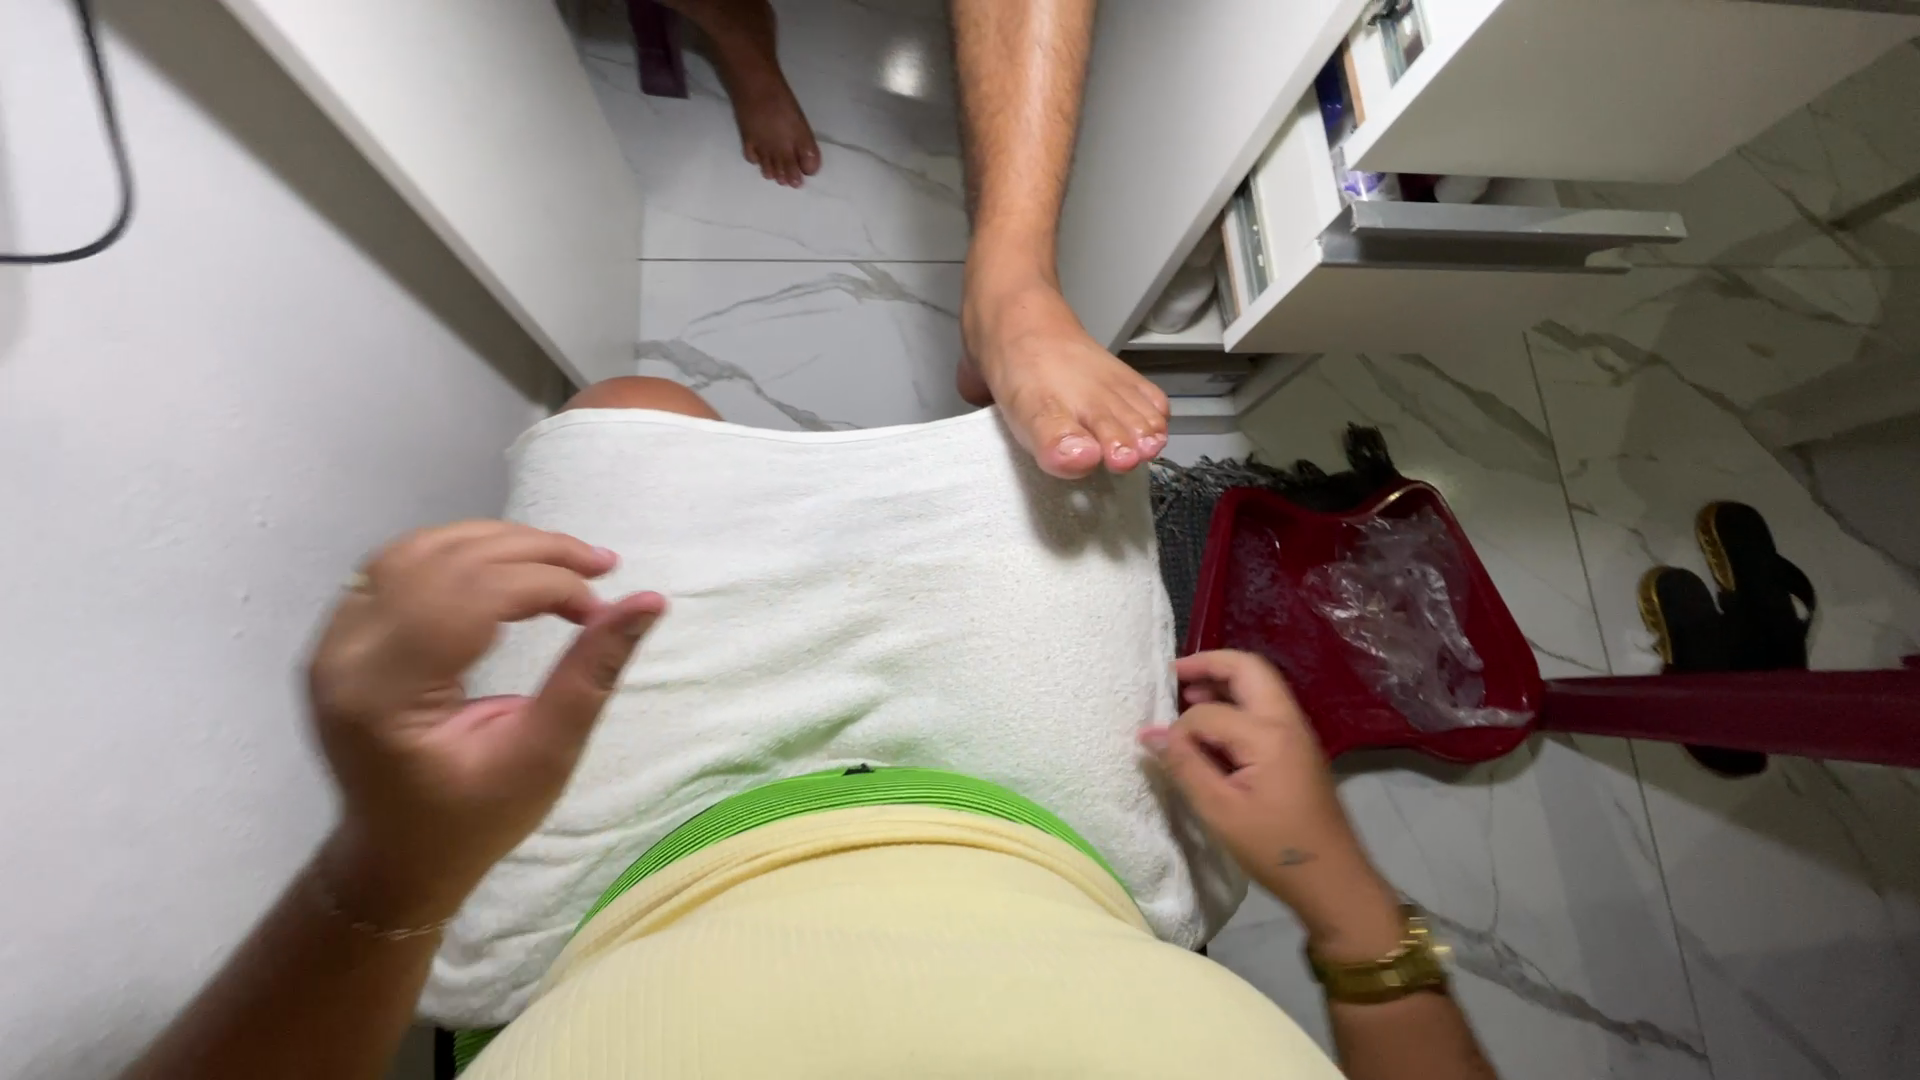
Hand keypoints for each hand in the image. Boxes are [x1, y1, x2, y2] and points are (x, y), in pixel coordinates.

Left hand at [306, 522, 665, 924]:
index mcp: (386, 695)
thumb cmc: (475, 819)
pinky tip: (510, 565)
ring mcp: (334, 640)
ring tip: (565, 560)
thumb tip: (650, 601)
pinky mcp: (344, 633)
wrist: (397, 855)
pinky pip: (402, 562)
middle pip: (446, 560)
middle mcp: (345, 654)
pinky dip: (466, 550)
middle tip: (601, 567)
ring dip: (502, 541)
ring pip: (420, 548)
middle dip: (535, 551)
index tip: (600, 611)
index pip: (472, 596)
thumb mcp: (548, 754)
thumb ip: (593, 672)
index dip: (549, 584)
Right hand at [1141, 650, 1402, 960]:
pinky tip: (1211, 728)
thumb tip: (1149, 734)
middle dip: (1208, 664)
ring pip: (1258, 684)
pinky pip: (1263, 707)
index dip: (1180, 728)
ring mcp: (1296, 732)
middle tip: (1172, 675)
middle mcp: (1286, 721)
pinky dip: (1234, 702)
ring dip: (1222, 682)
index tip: (1163, 752)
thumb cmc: (1275, 849)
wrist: (1335, 884)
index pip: (1209, 712)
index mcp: (1268, 735)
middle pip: (1248, 668)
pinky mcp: (1296, 747)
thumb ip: (1183, 766)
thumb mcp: (1219, 811)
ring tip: (1186, 696)